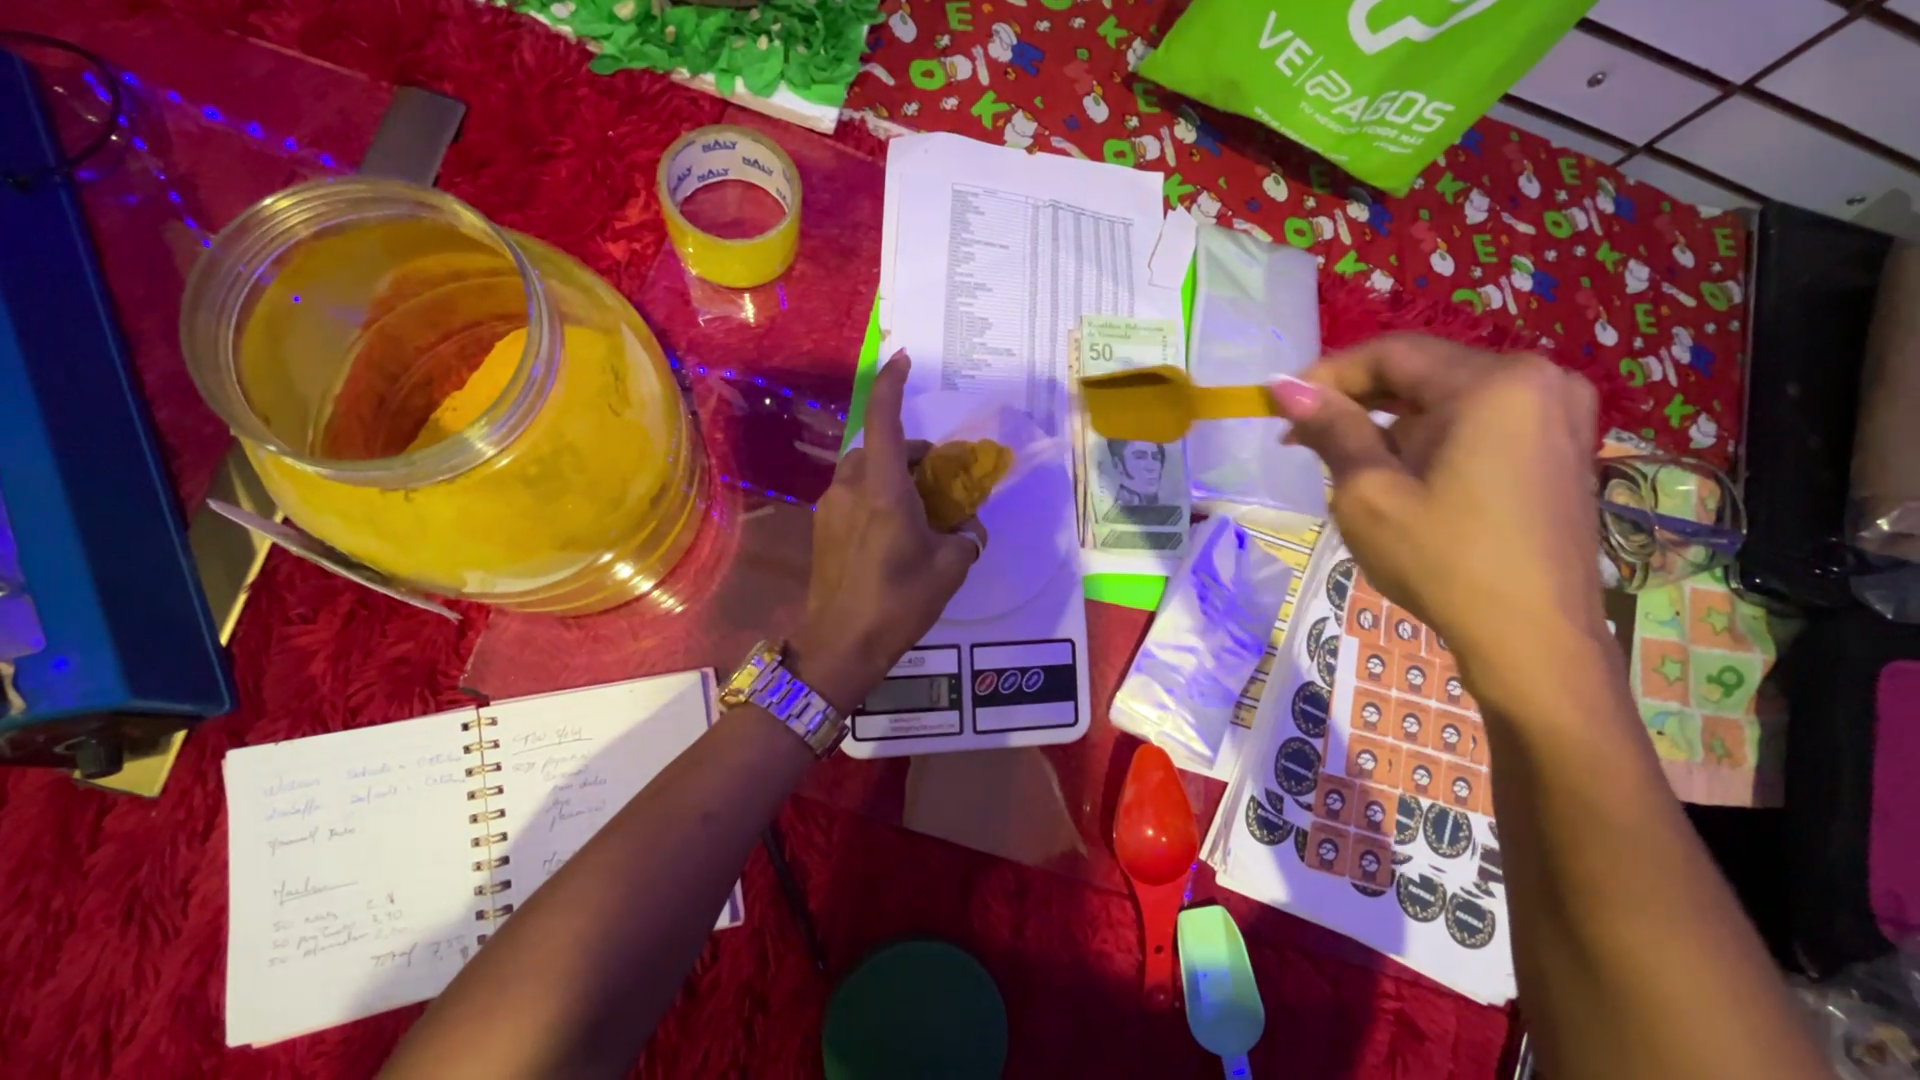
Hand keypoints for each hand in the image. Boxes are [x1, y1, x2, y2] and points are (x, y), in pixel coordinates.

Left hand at [788, 352, 986, 710]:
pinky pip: (852, 497)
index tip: (904, 358)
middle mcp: (850, 488)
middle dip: (909, 452)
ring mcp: (829, 508)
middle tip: (938, 478)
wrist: (840, 645)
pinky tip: (894, 533)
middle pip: (879, 448)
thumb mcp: (949, 568)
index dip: (894, 384)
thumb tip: (969, 527)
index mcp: (882, 488)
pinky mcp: (822, 530)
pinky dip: (876, 498)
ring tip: (919, 508)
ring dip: (891, 476)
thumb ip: (966, 537)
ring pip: (863, 473)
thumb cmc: (898, 601)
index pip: (885, 419)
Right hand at [1270, 335, 1608, 705]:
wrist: (1534, 640)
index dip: (1329, 375)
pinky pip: (1483, 422)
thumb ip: (1330, 428)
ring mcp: (1561, 414)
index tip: (1283, 408)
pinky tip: (1407, 478)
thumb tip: (1282, 386)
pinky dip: (1436, 439)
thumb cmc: (1443, 562)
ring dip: (1395, 423)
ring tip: (1353, 469)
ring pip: (1451, 399)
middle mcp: (1540, 379)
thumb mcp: (1369, 492)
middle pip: (1425, 372)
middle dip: (1361, 402)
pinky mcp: (1564, 447)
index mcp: (1494, 382)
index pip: (1392, 354)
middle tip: (1308, 441)